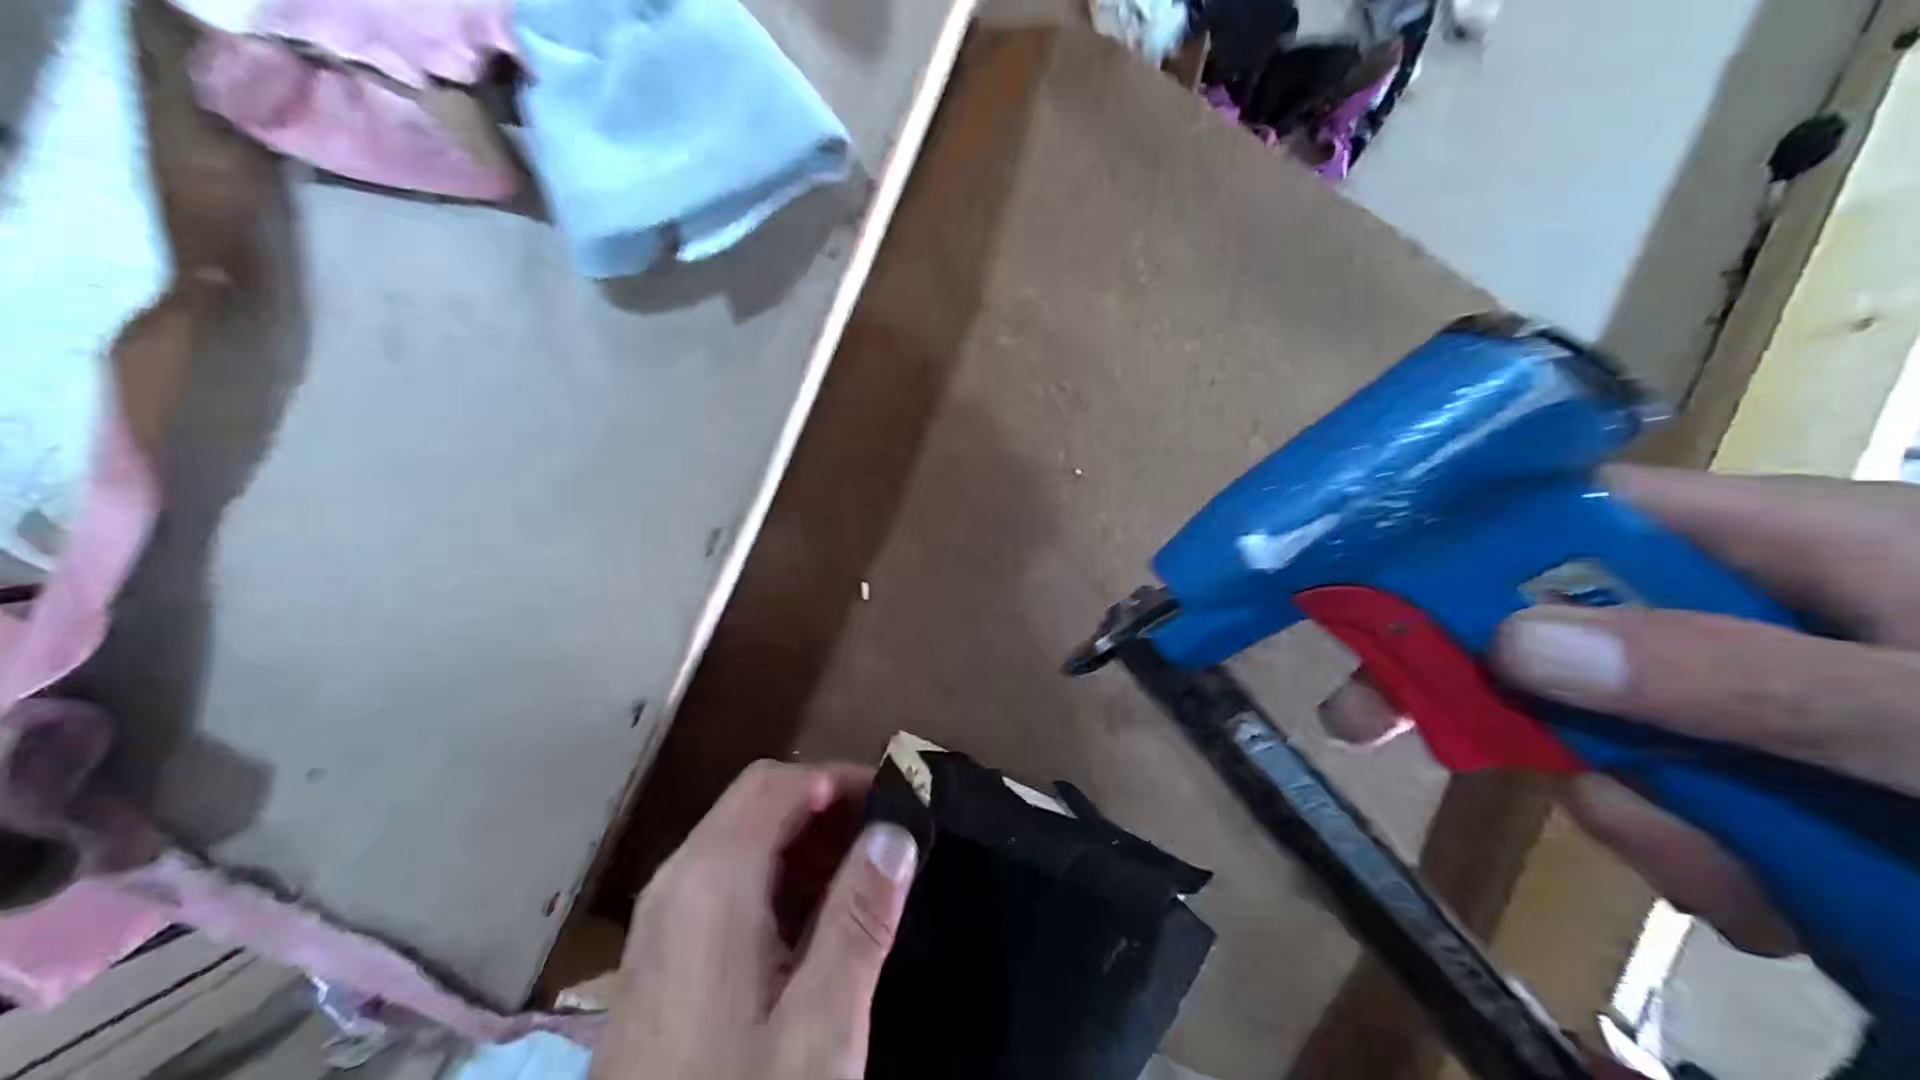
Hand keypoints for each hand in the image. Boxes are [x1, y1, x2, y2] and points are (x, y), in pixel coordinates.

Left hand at [591, 761, 918, 1079]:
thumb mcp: (821, 1027)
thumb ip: (860, 918)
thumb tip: (895, 831)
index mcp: (711, 881)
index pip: (778, 783)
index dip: (839, 779)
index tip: (895, 806)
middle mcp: (676, 881)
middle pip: (756, 801)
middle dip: (825, 808)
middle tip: (884, 848)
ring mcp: (661, 919)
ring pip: (739, 837)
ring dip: (802, 842)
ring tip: (859, 885)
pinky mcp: (660, 953)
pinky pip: (722, 879)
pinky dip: (773, 876)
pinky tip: (809, 925)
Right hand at [1320, 465, 1919, 956]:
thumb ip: (1734, 677)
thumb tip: (1513, 646)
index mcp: (1775, 543)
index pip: (1560, 517)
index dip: (1450, 554)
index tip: (1365, 619)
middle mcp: (1741, 605)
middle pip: (1553, 633)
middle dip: (1500, 707)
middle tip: (1378, 733)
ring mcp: (1757, 690)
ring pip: (1609, 731)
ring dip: (1636, 814)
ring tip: (1737, 880)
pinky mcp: (1782, 764)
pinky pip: (1680, 797)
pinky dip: (1700, 855)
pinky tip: (1774, 895)